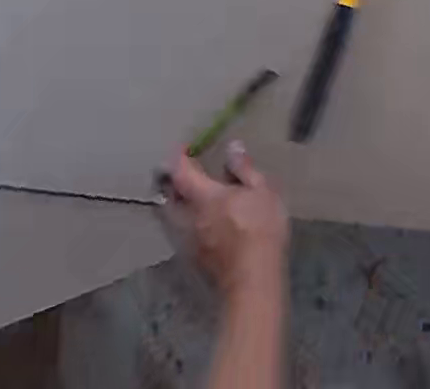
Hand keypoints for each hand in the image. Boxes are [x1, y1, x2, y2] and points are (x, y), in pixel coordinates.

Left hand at [163, 141, 289, 298]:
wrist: (254, 282)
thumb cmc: (260, 229)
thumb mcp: (261, 191)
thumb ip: (243, 168)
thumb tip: (232, 146)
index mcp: (203, 196)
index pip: (180, 171)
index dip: (178, 157)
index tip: (184, 147)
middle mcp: (188, 217)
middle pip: (167, 197)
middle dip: (170, 182)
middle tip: (182, 172)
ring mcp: (188, 241)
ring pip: (170, 217)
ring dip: (175, 203)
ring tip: (188, 196)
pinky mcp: (193, 260)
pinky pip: (180, 233)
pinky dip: (183, 221)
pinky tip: (199, 221)